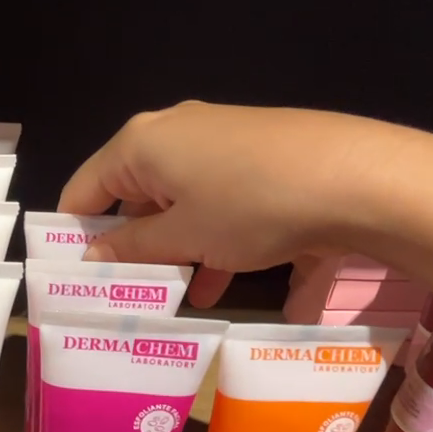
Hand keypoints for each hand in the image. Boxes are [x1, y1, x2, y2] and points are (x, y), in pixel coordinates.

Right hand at [60, 101, 414, 305]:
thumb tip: (89, 258)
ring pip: (172, 204)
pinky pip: (209, 200)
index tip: (74, 279)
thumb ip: (129, 248)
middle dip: (125, 247)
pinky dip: (204, 238)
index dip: (72, 236)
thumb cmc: (250, 206)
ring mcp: (215, 141)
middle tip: (123, 295)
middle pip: (127, 196)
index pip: (81, 192)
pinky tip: (215, 283)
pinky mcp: (252, 155)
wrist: (359, 178)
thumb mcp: (181, 236)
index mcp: (140, 144)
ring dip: (168, 250)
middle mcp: (172, 133)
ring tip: (170, 298)